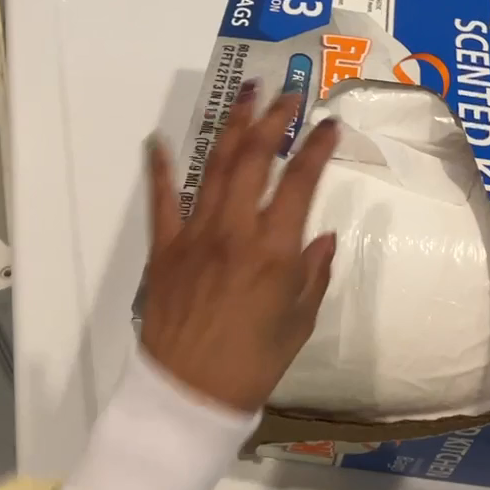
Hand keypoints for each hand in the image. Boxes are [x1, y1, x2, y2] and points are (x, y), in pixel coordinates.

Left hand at [139, 83, 341, 412]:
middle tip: (287, 94)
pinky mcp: (166, 247)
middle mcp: (235, 231)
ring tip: (245, 94)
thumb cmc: (254, 362)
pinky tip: (159, 140)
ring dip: (232, 126)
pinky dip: (160, 169)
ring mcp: (196, 234)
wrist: (189, 395)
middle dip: (274, 120)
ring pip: (216, 167)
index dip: (318, 148)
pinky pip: (162, 201)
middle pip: (256, 159)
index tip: (330, 124)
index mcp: (274, 250)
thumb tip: (324, 238)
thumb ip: (314, 274)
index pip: (301, 183)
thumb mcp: (300, 322)